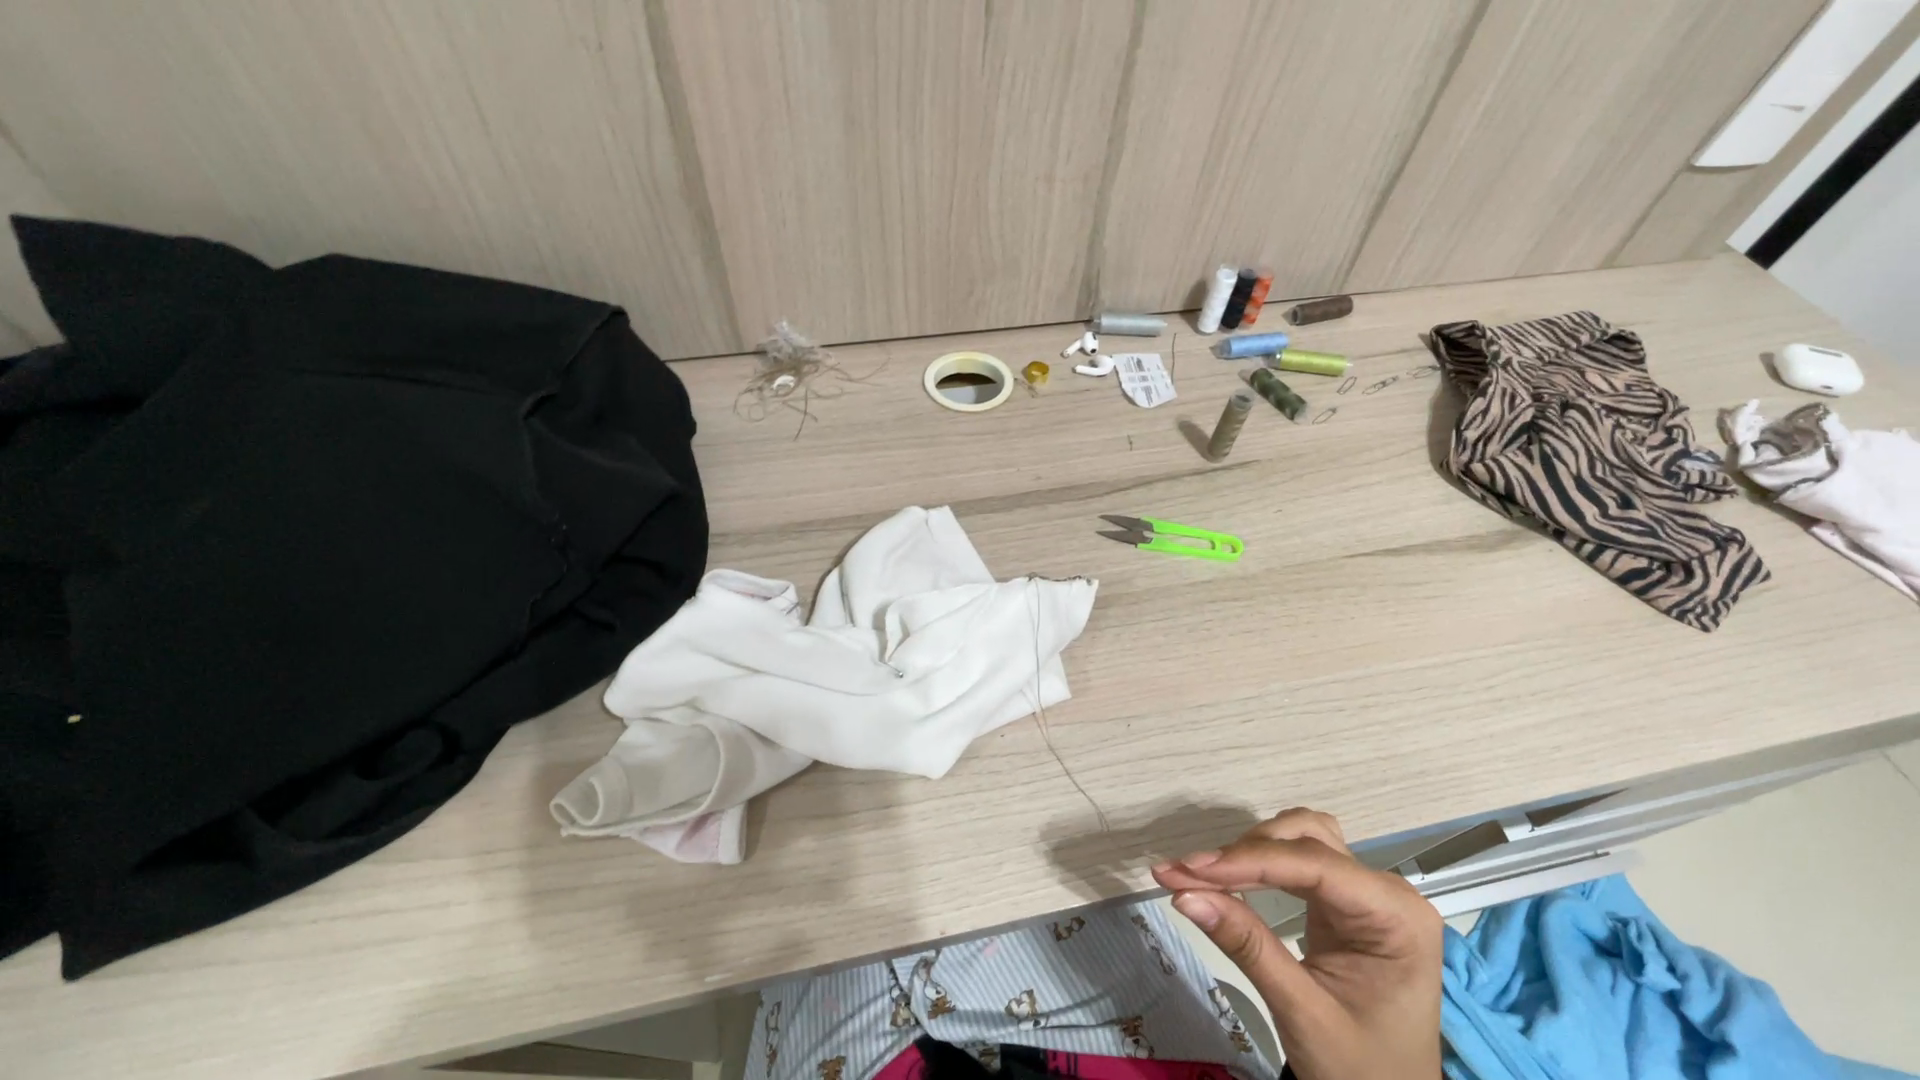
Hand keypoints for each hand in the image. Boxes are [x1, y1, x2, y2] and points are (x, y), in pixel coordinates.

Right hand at [1152, 809, 1442, 1079]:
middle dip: (1244, 851)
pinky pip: (1298, 864)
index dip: (1248, 860)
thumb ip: (1248, 947)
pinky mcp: (1343, 904)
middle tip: (1185, 876)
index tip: (1187, 869)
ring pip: (1301, 839)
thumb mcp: (1302, 1012)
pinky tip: (1227, 877)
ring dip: (1250, 849)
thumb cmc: (1359, 1068)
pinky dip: (1259, 864)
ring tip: (1202, 875)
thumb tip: (1185, 895)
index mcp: (1396, 916)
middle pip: (1307, 838)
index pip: (1314, 864)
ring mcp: (1366, 895)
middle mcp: (1386, 892)